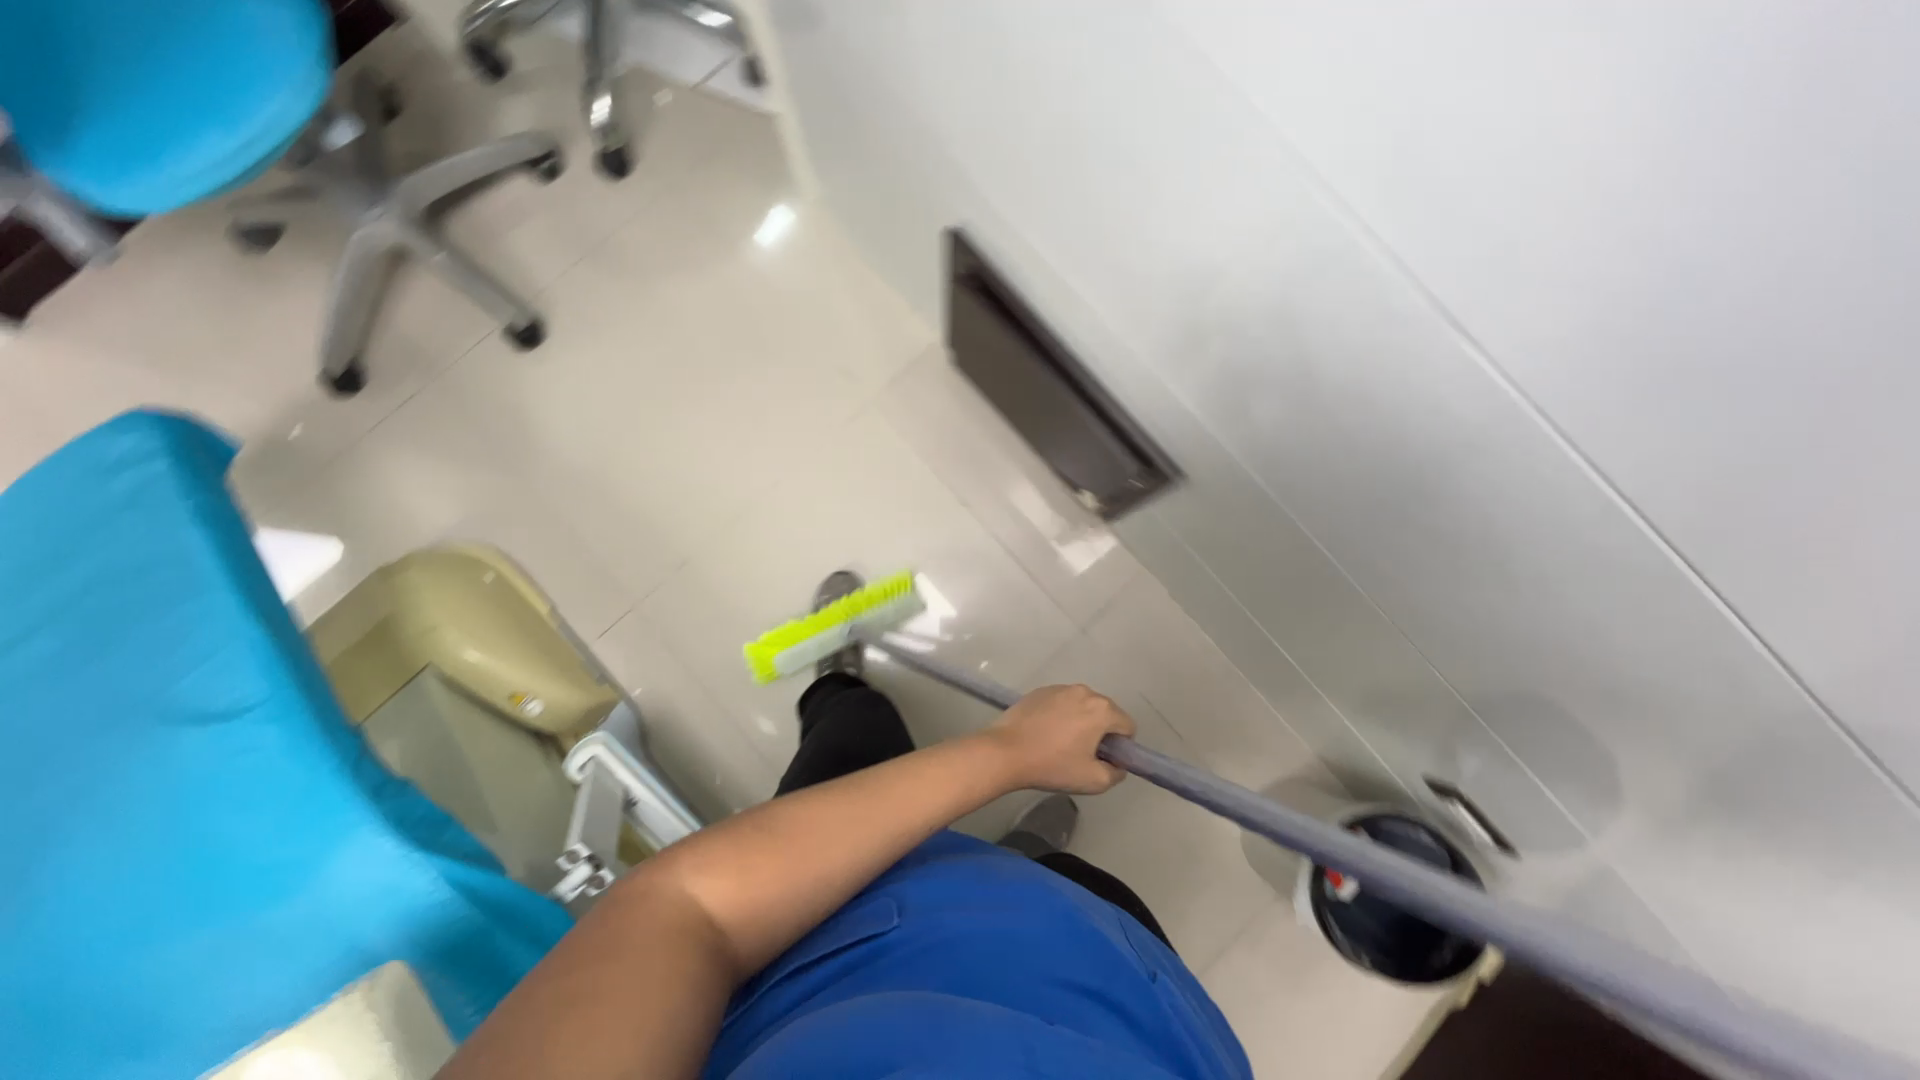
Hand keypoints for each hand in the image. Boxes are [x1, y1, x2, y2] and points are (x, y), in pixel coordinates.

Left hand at [985, 684, 1135, 794]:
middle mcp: (1084, 691)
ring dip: (1080, 722)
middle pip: (1105, 713)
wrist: (1005, 752)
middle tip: (1081, 754)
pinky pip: (1061, 703)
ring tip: (1060, 743)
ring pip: (1082, 706)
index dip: (1120, 746)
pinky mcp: (1039, 691)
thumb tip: (1117, 764)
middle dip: (1100, 732)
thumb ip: (1116, 773)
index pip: (1127, 726)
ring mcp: (1060, 688)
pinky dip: (1060, 715)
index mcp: (1102, 709)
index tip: (1102, 759)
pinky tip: (1044, 733)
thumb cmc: (1052, 765)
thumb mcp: (1094, 780)